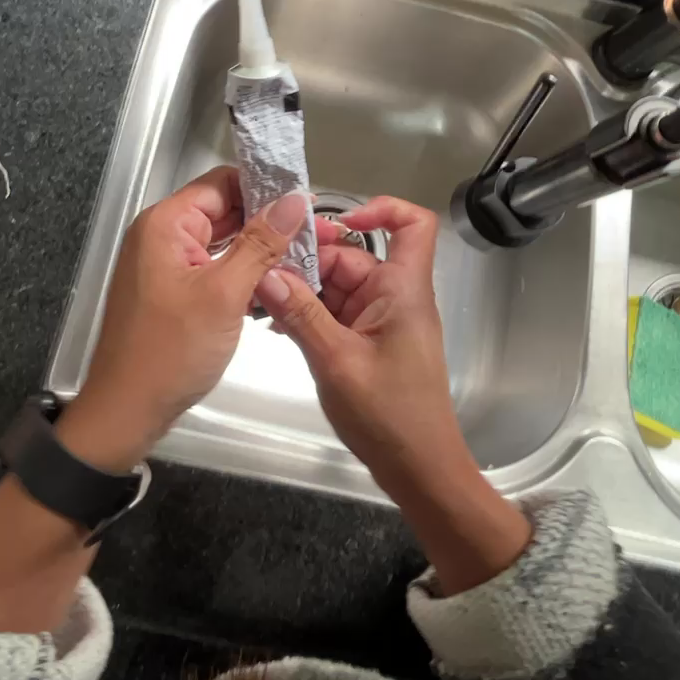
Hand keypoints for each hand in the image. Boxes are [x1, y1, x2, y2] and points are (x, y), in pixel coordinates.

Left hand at [62, 166, 308, 471]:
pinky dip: (243, 273)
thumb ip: (261, 243)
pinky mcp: (174, 290)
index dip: (264, 187)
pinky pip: (215, 268)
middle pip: (225, 210)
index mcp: (166, 223)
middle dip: (269, 221)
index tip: (306, 199)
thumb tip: (294, 200)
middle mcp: (163, 235)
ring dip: (259, 250)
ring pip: (224, 241)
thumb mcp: (223, 293)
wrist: (125, 411)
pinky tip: (275, 283)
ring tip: (305, 256)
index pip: (222, 183)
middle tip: (316, 232)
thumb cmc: (168, 351)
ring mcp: (167, 264)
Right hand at [255, 197, 530, 593]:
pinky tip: (274, 323)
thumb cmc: (390, 415)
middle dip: (311, 258)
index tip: (337, 223)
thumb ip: (300, 315)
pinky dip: (306, 313)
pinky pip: (333, 313)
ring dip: (301, 288)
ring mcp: (378, 320)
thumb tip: (265, 273)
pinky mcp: (366, 342)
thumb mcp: (337, 361)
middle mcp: (393, 297)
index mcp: (403, 290)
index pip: (413, 224)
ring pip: (337, 285)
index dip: (380, 209)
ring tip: (260, 296)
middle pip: (353, 255)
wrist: (419, 470)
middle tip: (265, 267)